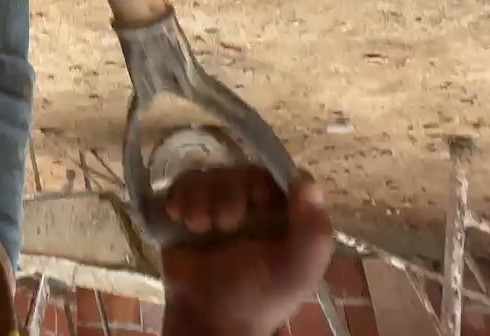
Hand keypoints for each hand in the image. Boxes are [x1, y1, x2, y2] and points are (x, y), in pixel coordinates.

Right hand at [160, 170, 333, 335]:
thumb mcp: (293, 273)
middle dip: (223, 195)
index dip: (257, 184)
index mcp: (279, 219)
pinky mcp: (185, 208)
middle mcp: (248, 208)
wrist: (203, 316)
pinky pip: (179, 183)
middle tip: (222, 225)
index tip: (253, 202)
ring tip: (196, 227)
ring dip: (197, 199)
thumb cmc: (254, 298)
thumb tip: (307, 181)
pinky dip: (178, 198)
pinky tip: (179, 219)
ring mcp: (214, 207)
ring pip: (204, 176)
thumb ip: (311, 235)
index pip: (270, 177)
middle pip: (233, 173)